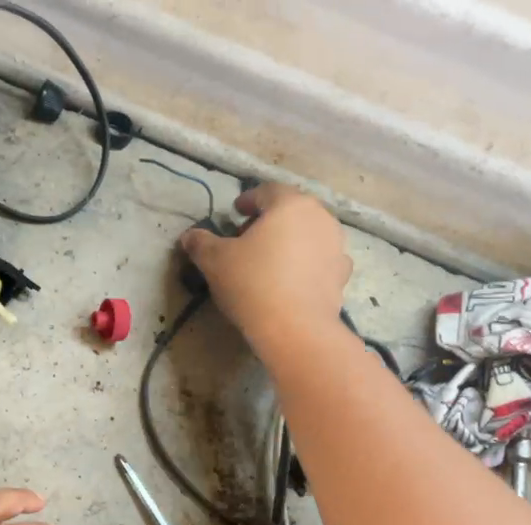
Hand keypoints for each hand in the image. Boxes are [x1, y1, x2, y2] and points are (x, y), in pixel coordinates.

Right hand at [180, 184, 351, 344]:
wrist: (294, 327)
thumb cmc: (252, 284)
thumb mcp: (214, 262)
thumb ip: (201, 243)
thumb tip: (189, 235)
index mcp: (289, 205)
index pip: (266, 192)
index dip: (248, 200)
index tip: (235, 212)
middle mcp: (319, 216)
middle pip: (291, 210)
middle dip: (269, 220)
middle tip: (248, 238)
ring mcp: (335, 244)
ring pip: (308, 233)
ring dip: (290, 241)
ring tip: (270, 260)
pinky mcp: (341, 273)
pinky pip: (321, 259)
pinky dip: (307, 263)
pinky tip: (293, 279)